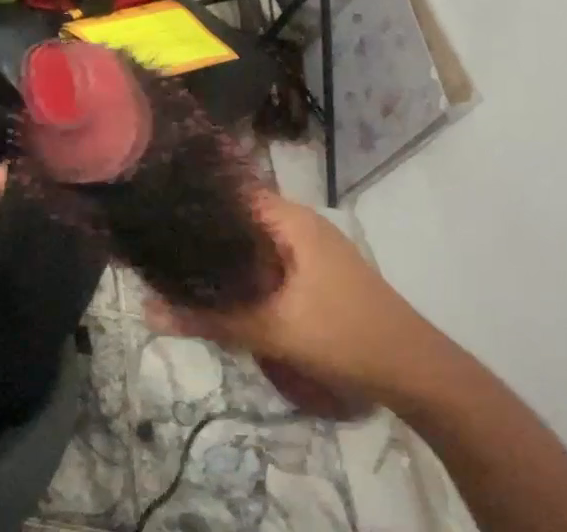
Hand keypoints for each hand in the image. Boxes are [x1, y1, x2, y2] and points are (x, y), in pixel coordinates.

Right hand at [143, 191, 448, 404]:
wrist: (421, 376)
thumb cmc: (348, 337)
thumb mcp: (272, 330)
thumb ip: (207, 320)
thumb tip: (145, 312)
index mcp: (291, 219)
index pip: (226, 189)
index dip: (187, 197)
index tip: (150, 211)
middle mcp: (299, 223)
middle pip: (233, 215)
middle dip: (197, 230)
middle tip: (153, 244)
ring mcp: (309, 248)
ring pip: (248, 240)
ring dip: (218, 253)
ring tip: (174, 265)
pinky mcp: (314, 272)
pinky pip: (263, 258)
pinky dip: (239, 269)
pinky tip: (217, 288)